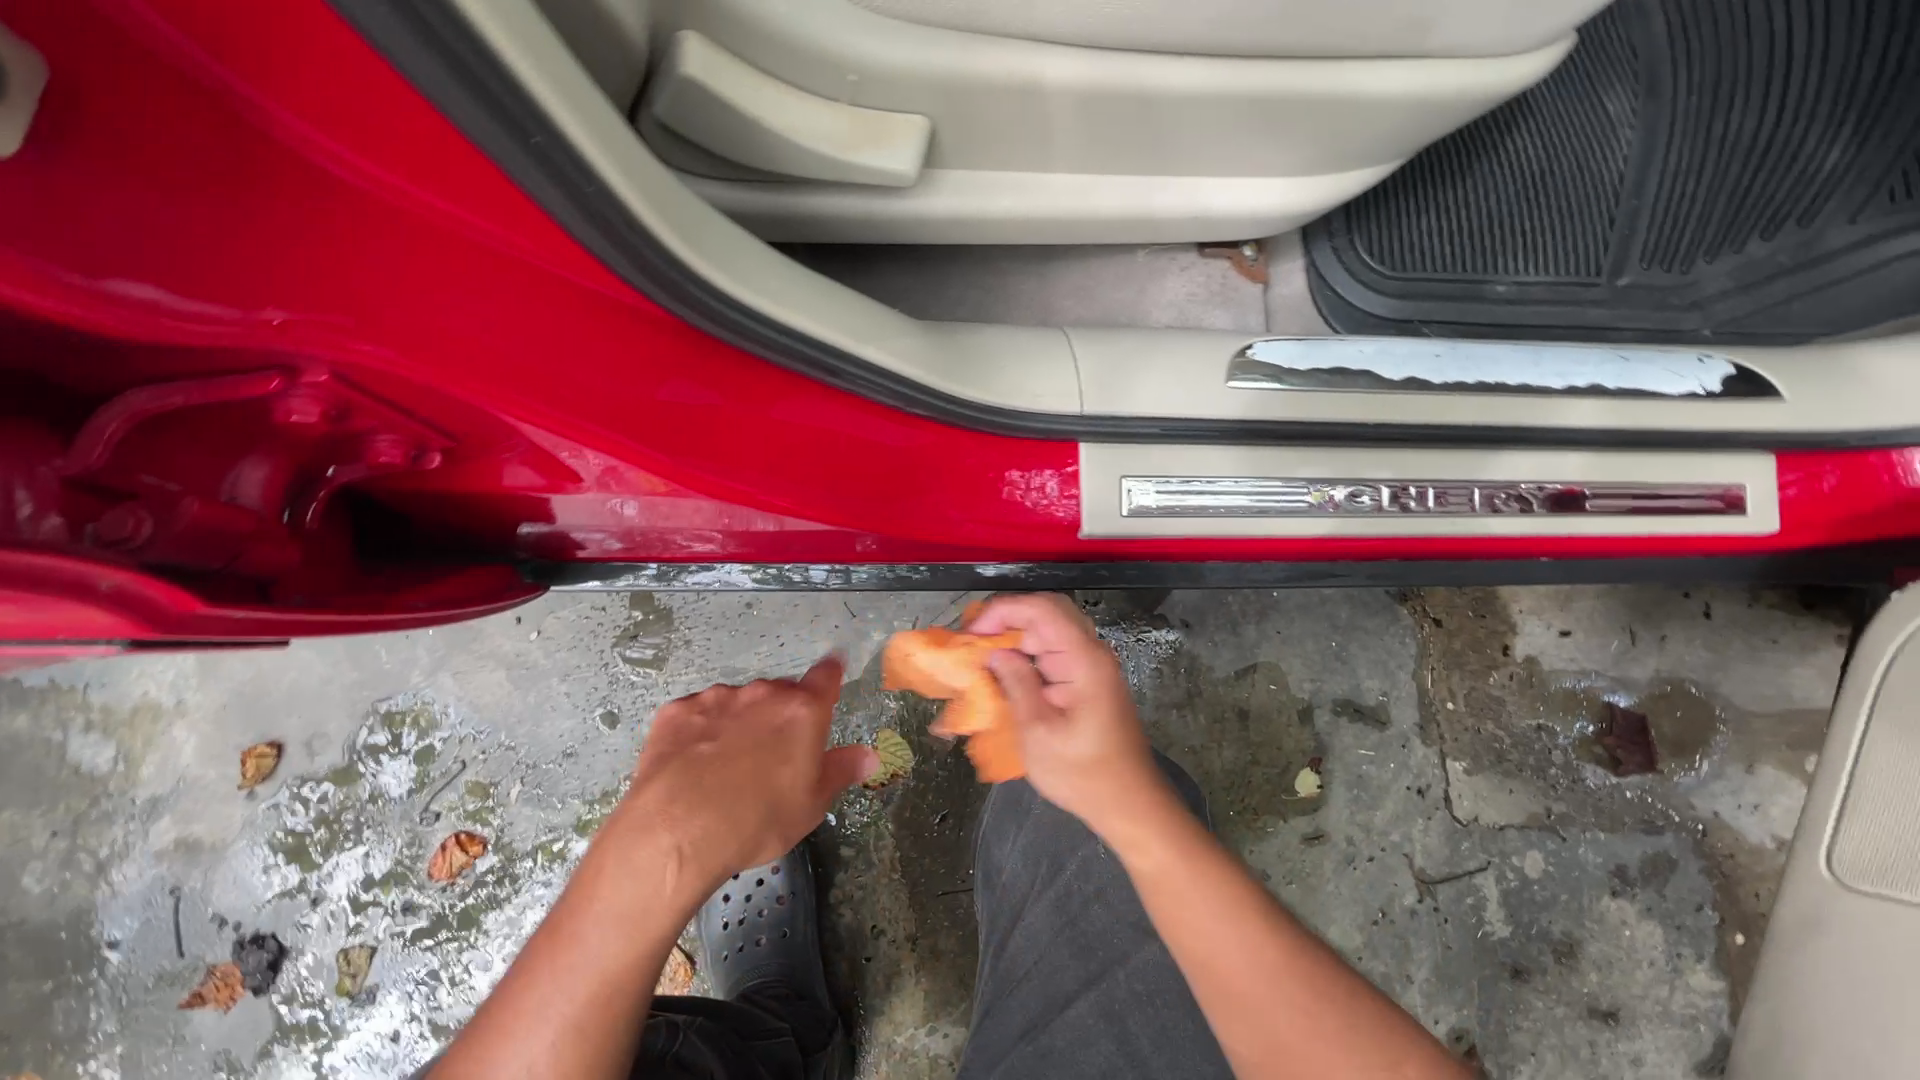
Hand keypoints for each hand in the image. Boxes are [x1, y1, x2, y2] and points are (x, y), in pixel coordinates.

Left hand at [616, 657, 876, 889]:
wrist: (676, 830)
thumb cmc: (757, 821)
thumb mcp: (811, 805)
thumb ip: (841, 771)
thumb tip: (870, 755)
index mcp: (802, 712)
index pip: (826, 676)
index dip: (831, 675)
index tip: (832, 672)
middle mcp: (763, 694)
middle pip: (780, 693)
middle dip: (782, 714)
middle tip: (775, 753)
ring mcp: (716, 699)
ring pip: (739, 702)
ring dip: (741, 722)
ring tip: (728, 765)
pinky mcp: (677, 712)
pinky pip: (699, 715)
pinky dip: (702, 732)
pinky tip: (693, 764)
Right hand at [969, 594, 1170, 836]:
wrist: (1128, 803)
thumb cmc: (1083, 774)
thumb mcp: (1039, 732)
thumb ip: (1016, 684)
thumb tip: (994, 653)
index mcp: (1084, 659)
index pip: (1041, 609)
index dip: (1002, 611)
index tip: (971, 632)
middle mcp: (1091, 653)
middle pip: (1046, 613)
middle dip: (1004, 620)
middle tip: (971, 641)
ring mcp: (1090, 666)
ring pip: (1048, 632)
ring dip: (1013, 638)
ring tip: (979, 656)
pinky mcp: (1085, 681)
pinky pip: (1052, 654)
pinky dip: (1025, 656)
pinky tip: (1001, 673)